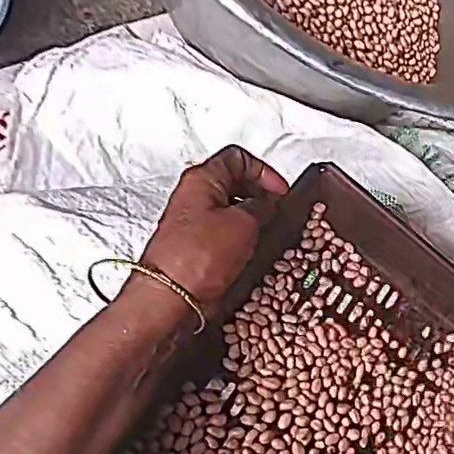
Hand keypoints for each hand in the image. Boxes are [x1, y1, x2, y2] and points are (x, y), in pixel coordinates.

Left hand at [139, 145, 288, 303]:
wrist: (173, 295)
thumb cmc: (198, 257)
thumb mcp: (243, 223)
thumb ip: (261, 207)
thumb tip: (268, 205)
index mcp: (202, 179)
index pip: (238, 158)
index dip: (265, 172)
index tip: (280, 191)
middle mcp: (195, 197)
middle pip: (235, 183)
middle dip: (261, 194)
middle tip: (277, 209)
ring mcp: (196, 222)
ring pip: (233, 210)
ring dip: (254, 218)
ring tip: (269, 232)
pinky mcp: (200, 246)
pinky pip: (228, 234)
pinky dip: (245, 238)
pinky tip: (255, 250)